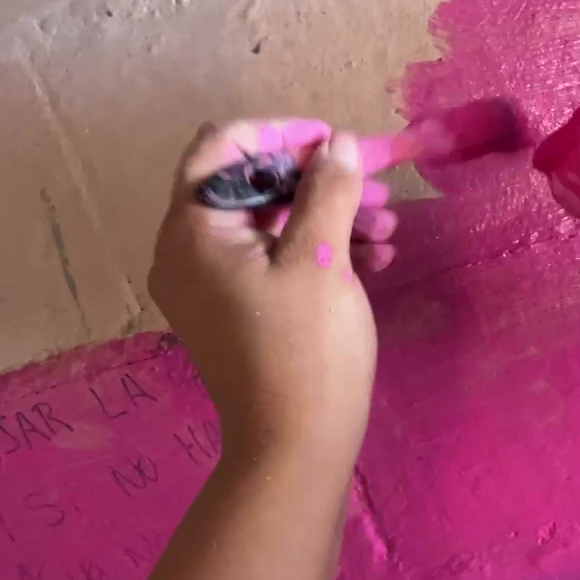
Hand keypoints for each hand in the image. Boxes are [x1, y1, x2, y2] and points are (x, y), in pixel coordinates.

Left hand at [149, 119, 398, 466]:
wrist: (297, 445)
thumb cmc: (307, 348)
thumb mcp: (322, 259)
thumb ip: (328, 190)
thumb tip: (339, 144)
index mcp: (194, 230)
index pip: (224, 147)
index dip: (283, 134)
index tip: (337, 143)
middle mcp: (190, 252)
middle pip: (253, 187)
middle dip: (319, 182)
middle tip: (377, 190)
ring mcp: (213, 286)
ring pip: (272, 226)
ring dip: (330, 217)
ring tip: (389, 228)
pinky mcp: (238, 312)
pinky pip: (275, 263)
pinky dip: (320, 253)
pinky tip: (375, 259)